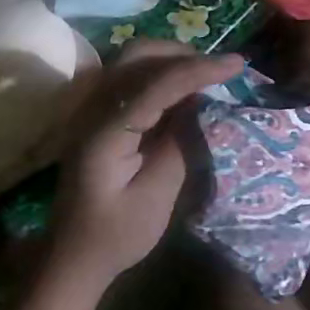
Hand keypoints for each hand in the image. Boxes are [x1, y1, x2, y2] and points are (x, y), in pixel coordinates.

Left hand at [49, 41, 244, 281]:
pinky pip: (129, 78)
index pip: (157, 83)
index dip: (200, 69)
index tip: (238, 63)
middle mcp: (93, 109)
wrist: (72, 255)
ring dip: (171, 59)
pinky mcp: (97, 116)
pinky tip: (183, 90)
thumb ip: (180, 146)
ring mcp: (91, 109)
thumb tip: (202, 105)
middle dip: (183, 54)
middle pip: (137, 55)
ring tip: (207, 73)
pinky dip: (159, 74)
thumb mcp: (156, 197)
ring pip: (132, 61)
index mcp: (107, 131)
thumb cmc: (115, 235)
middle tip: (221, 67)